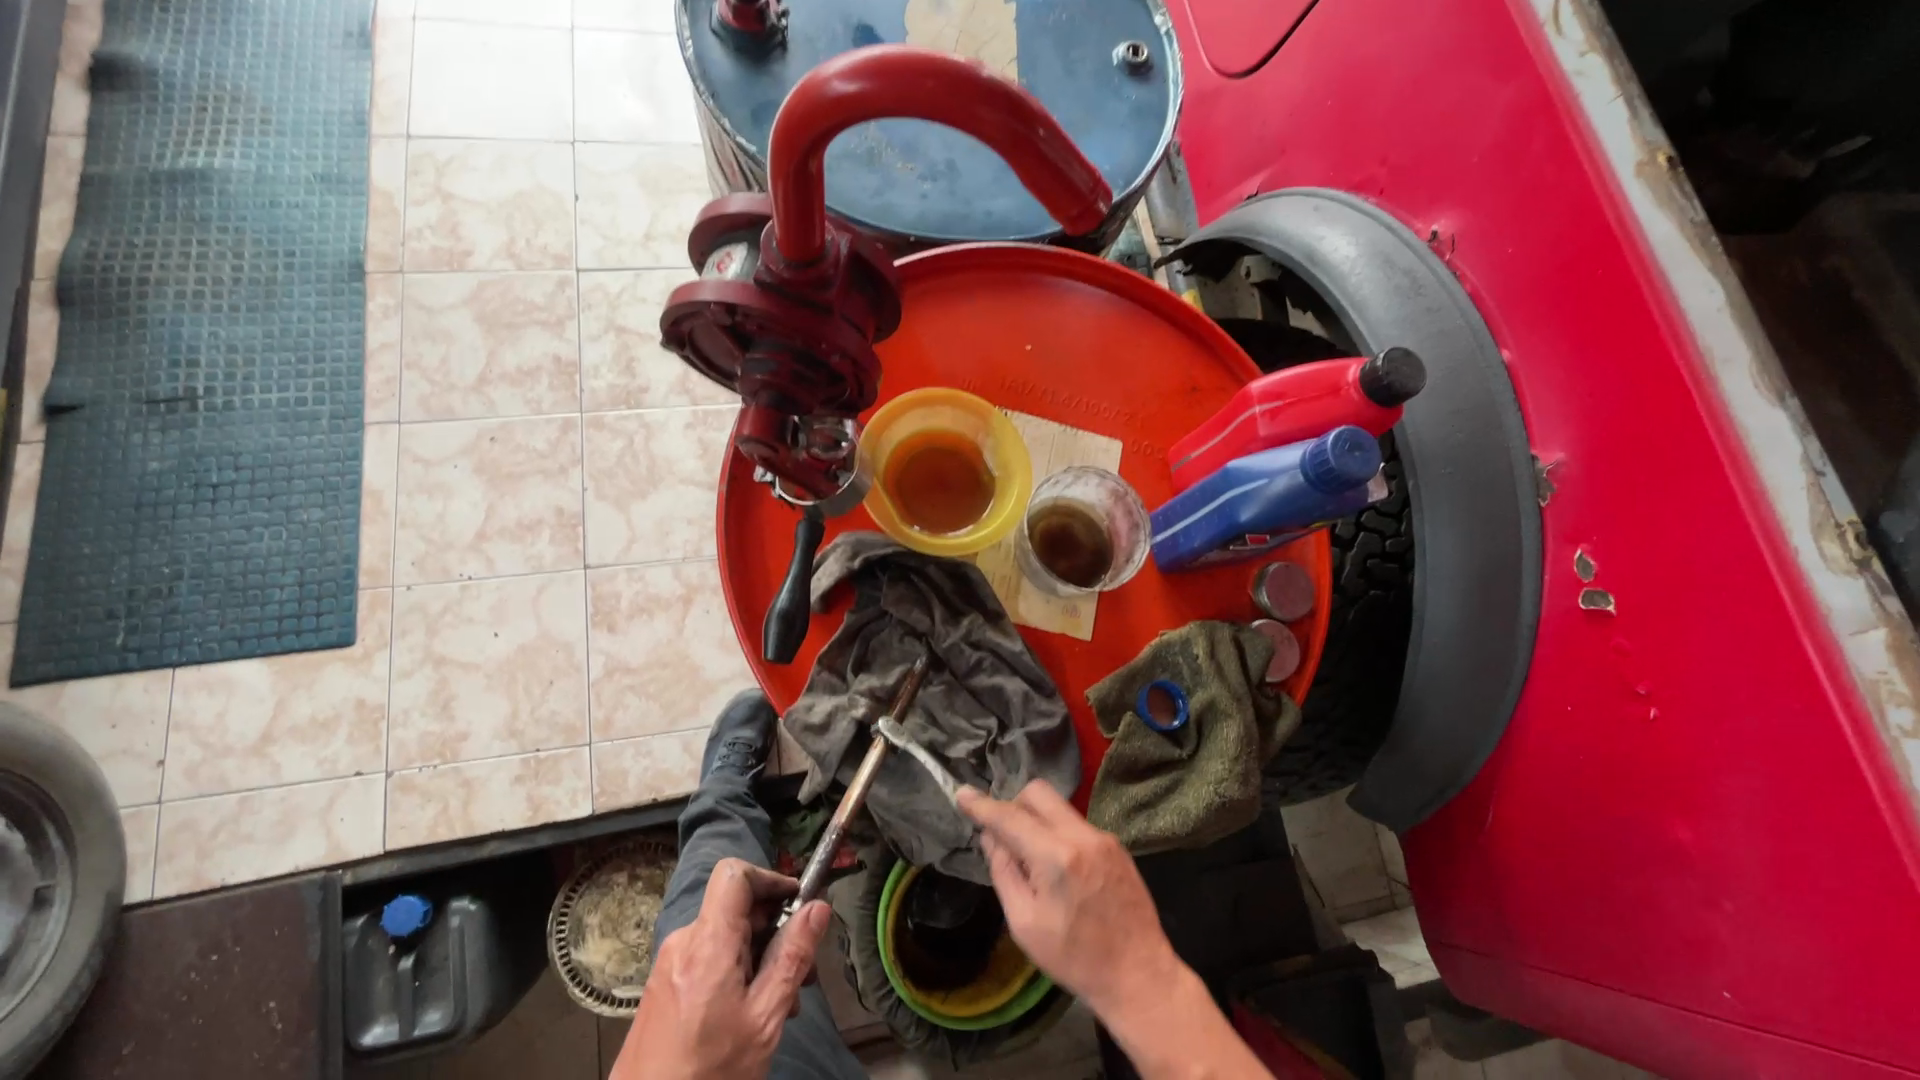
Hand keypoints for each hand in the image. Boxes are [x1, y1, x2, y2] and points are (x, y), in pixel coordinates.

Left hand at [613, 859, 830, 1079]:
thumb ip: (792, 957)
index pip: (734, 874)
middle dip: (775, 929)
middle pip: (735, 908)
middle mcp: (683, 942)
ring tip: (782, 1003)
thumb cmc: (710, 1073)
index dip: (770, 879)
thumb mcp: (764, 1018)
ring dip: (759, 956)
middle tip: (803, 973)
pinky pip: (708, 959)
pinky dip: (736, 972)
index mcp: (707, 942)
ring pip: (726, 937)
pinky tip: (751, 1014)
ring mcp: (669, 965)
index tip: (798, 905)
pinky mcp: (663, 987)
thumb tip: (818, 907)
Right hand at [956, 780, 1181, 1017]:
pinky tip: (1058, 870)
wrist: (1138, 974)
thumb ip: (1004, 872)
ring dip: (1036, 821)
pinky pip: (1076, 824)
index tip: (961, 794)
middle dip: (1013, 804)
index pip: (1010, 817)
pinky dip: (1057, 834)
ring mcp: (1104, 838)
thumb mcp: (1024, 923)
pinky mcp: (1117, 846)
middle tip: (1003, 836)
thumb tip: (991, 837)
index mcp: (1056, 857)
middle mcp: (1082, 836)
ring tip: (1032, 861)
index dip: (982, 805)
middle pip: (1038, 793)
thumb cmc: (1075, 958)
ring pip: (1058, 807)